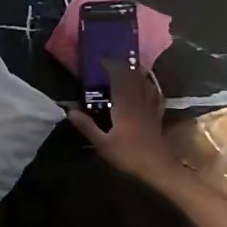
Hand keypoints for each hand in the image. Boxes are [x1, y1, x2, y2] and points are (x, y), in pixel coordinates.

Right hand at [67, 61, 183, 188]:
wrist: (156, 166)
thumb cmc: (128, 155)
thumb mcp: (103, 144)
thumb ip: (87, 126)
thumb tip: (70, 111)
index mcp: (124, 105)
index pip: (118, 79)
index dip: (111, 67)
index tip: (101, 60)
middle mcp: (138, 101)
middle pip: (132, 78)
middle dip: (123, 67)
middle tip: (113, 61)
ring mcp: (150, 108)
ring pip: (145, 84)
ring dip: (137, 73)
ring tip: (131, 66)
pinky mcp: (157, 116)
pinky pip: (155, 96)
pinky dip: (151, 87)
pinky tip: (150, 85)